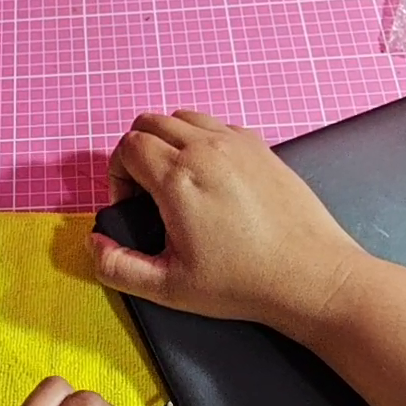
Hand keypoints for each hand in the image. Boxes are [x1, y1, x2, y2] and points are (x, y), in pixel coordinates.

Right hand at [89, 110, 369, 335]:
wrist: (311, 277)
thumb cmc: (245, 284)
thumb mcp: (169, 288)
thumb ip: (119, 267)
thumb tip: (94, 245)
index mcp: (178, 178)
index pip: (127, 146)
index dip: (118, 173)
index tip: (131, 202)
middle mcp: (206, 149)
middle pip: (149, 122)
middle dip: (137, 151)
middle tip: (147, 190)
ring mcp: (237, 143)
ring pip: (182, 116)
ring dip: (168, 140)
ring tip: (177, 179)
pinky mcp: (262, 147)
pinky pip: (216, 124)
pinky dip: (201, 139)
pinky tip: (210, 176)